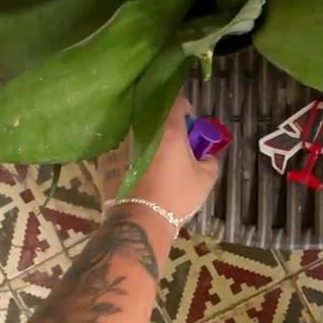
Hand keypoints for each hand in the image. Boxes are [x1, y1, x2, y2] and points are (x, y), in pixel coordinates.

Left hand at [125, 95, 220, 220]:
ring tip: (158, 157)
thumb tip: (207, 155)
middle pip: (157, 117)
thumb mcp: (206, 180)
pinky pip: (125, 146)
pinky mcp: (111, 156)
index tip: (190, 122)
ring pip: (140, 131)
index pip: (177, 103)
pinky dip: (134, 152)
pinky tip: (141, 168)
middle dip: (169, 126)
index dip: (186, 109)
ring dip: (151, 139)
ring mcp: (125, 142)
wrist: (142, 219)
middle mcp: (144, 130)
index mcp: (169, 130)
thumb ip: (211, 161)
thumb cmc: (176, 197)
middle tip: (177, 143)